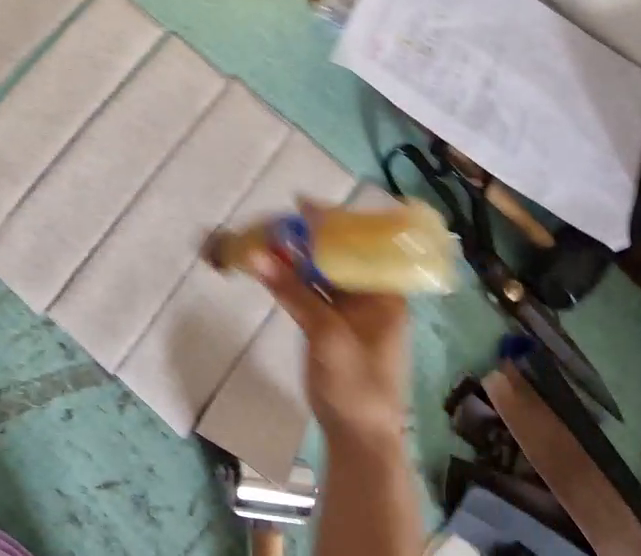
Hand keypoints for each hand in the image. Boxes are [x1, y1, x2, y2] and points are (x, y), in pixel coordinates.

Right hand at [250, 205, 409, 449]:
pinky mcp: (330, 328)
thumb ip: (292, 290)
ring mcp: (350, 314)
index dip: (335, 222)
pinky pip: (310, 292)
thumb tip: (254, 253)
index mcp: (385, 297)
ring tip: (264, 237)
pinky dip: (291, 279)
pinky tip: (268, 267)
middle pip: (340, 256)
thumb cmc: (356, 385)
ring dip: (295, 257)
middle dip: (308, 237)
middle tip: (273, 221)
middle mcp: (371, 299)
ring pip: (321, 273)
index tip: (300, 202)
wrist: (358, 438)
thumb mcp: (325, 334)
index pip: (364, 245)